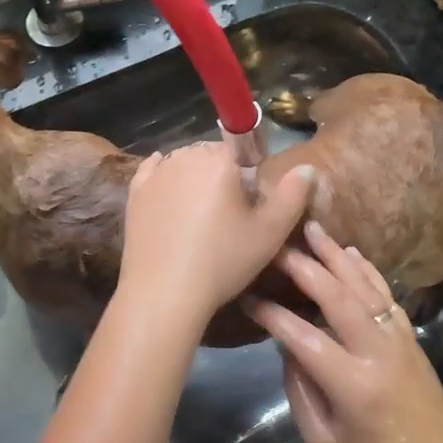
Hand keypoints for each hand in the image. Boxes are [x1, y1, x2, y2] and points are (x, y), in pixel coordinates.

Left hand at [119, 143, 315, 322]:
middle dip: (221, 176)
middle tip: (227, 217)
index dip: (247, 176)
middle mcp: (186, 155)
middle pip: (211, 156)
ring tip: (199, 217)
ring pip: (183, 163)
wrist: (164, 292)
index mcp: (220, 159)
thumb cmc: (222, 261)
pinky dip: (164, 176)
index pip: (240, 150)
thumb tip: (307, 167)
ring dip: (193, 178)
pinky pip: (154, 171)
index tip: (248, 206)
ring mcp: (157, 172)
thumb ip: (293, 196)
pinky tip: (169, 191)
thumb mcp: (269, 234)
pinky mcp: (136, 191)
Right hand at [245, 222, 442, 442]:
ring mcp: (399, 339)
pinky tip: (349, 252)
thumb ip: (300, 388)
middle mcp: (378, 352)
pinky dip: (367, 269)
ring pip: (365, 285)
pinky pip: (386, 293)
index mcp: (353, 385)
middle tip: (278, 245)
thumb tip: (286, 343)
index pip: (303, 336)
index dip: (272, 314)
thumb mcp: (324, 441)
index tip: (248, 297)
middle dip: (305, 267)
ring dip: (336, 255)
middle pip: (338, 296)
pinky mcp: (411, 336)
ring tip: (312, 229)